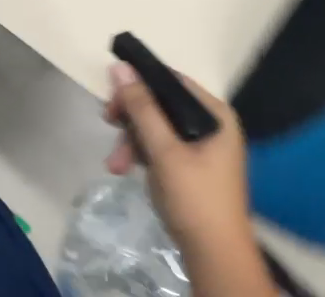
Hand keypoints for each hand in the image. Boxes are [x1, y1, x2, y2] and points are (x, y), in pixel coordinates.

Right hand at [104, 63, 272, 296]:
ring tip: (115, 164)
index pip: (172, 81)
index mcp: (215, 116)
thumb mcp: (164, 150)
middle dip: (131, 119)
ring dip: (130, 141)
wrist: (215, 257)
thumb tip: (120, 67)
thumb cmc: (196, 198)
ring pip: (154, 126)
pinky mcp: (189, 164)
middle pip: (159, 104)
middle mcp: (210, 125)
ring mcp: (200, 146)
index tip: (113, 94)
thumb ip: (142, 108)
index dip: (140, 82)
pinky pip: (158, 145)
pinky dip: (139, 153)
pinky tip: (123, 168)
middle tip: (109, 122)